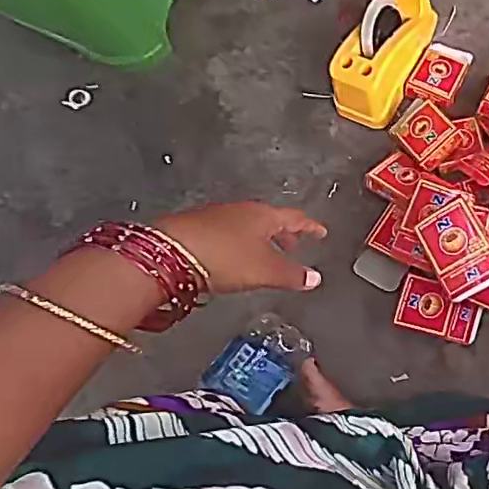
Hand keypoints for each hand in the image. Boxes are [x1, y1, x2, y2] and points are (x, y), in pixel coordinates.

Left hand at [154, 202, 326, 293]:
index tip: (320, 231)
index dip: (310, 227)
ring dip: (259, 238)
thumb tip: (315, 278)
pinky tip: (231, 257)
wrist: (167, 253)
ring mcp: (216, 215)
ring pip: (246, 224)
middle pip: (270, 219)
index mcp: (265, 216)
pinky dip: (237, 241)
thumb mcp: (266, 271)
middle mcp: (242, 210)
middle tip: (293, 247)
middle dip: (283, 233)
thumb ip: (293, 275)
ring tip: (263, 255)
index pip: (296, 219)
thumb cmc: (226, 257)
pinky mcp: (193, 226)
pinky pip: (226, 231)